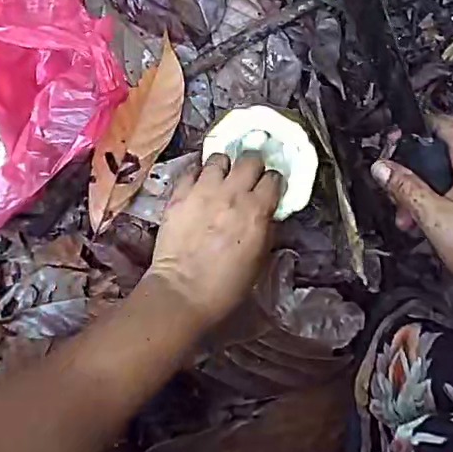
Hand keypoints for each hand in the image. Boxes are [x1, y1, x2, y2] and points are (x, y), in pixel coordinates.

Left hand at [147, 151, 281, 327]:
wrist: (182, 293)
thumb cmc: (226, 285)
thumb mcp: (260, 259)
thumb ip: (267, 228)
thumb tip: (267, 212)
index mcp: (256, 211)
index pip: (274, 178)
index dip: (273, 183)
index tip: (269, 189)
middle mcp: (232, 193)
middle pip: (249, 160)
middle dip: (252, 167)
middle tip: (248, 179)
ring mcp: (202, 190)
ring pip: (219, 158)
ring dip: (224, 167)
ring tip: (221, 179)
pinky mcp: (179, 194)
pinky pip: (192, 170)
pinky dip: (198, 176)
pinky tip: (198, 187)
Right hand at [372, 115, 452, 309]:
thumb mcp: (437, 221)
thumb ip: (407, 190)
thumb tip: (382, 166)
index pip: (447, 125)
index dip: (418, 127)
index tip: (394, 142)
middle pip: (445, 153)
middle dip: (415, 170)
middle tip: (396, 192)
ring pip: (452, 176)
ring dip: (426, 191)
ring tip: (409, 219)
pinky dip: (444, 202)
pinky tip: (432, 226)